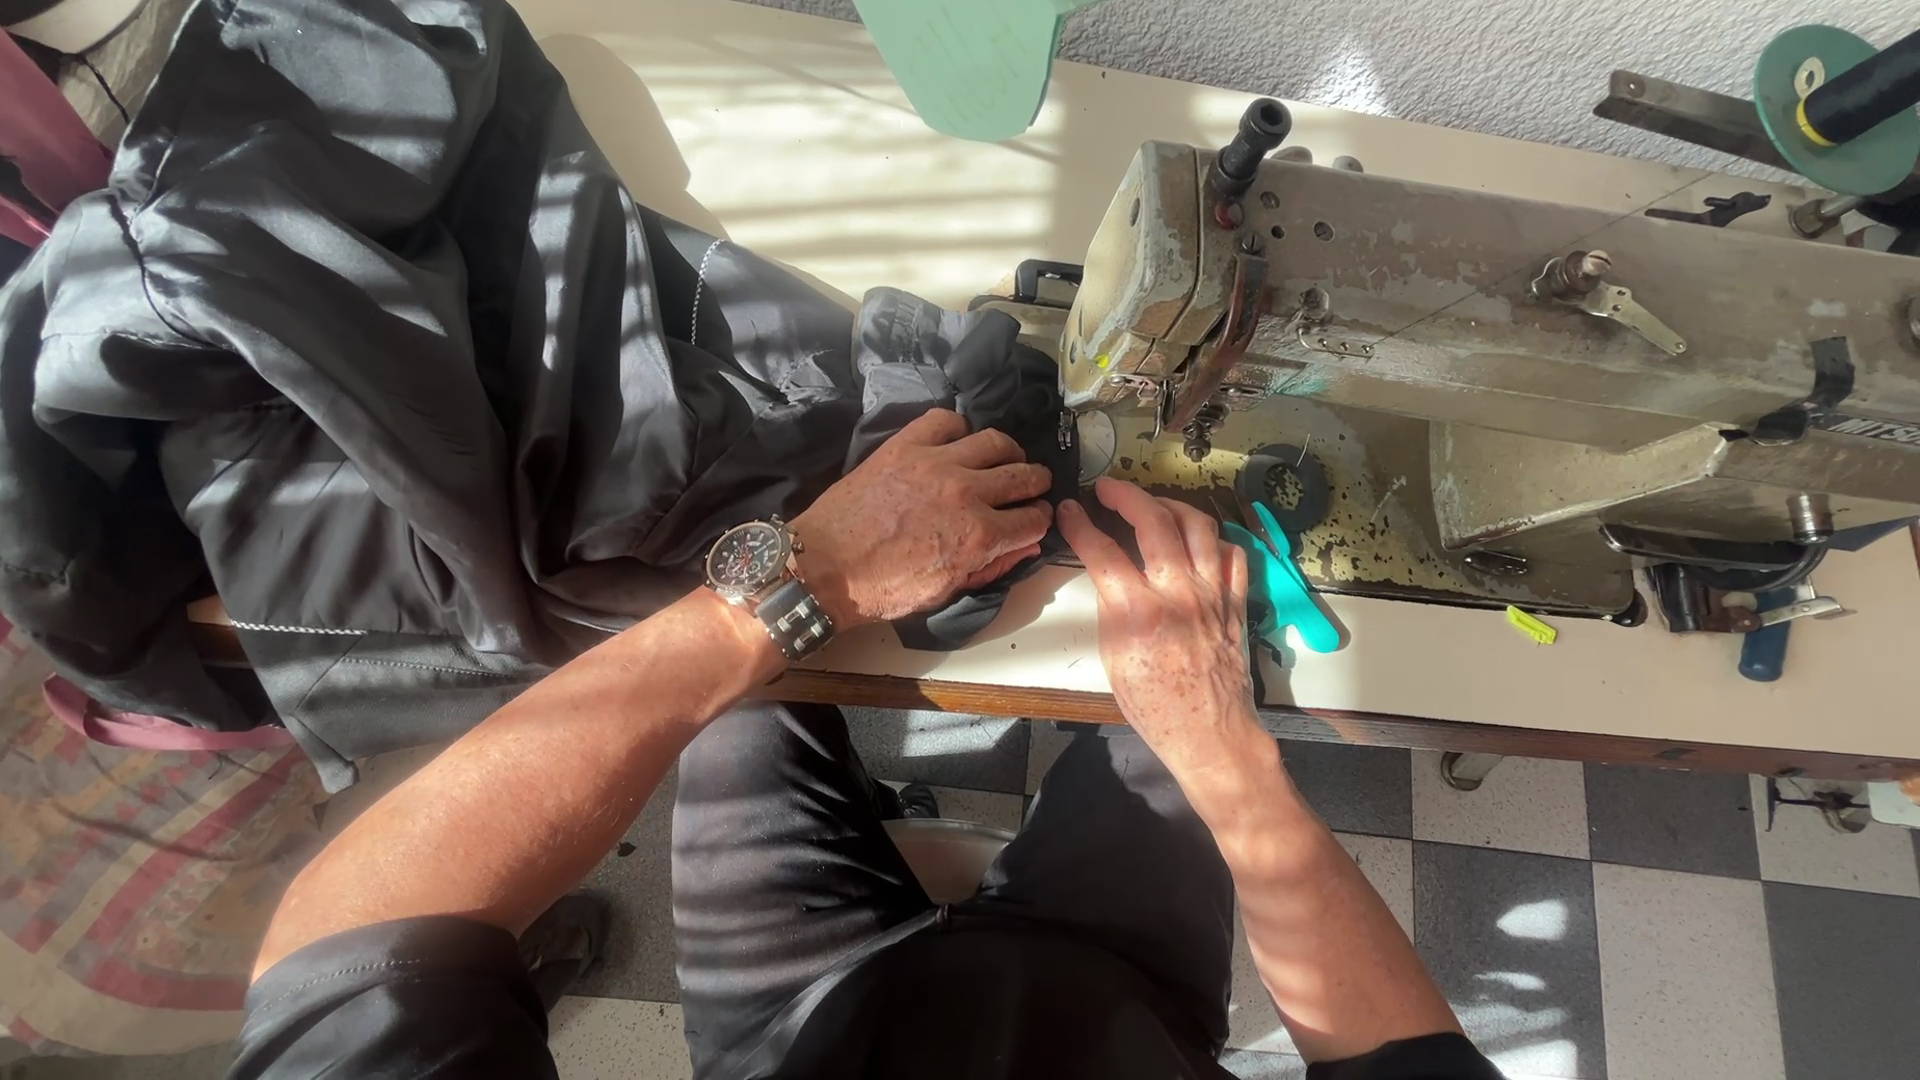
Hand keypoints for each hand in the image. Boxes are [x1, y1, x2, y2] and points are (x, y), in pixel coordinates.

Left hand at [794, 409, 1052, 626]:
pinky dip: (959, 429)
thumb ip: (990, 565)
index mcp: (979, 536)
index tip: (1034, 520)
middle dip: (1036, 484)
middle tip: (1031, 488)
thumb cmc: (883, 589)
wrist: (823, 567)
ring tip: (1004, 460)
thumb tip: (1026, 546)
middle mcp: (967, 492)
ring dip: (1009, 452)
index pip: (1034, 519)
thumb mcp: (945, 591)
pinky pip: (946, 420)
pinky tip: (958, 444)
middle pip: (1024, 476)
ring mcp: (936, 462)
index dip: (1040, 521)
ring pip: (995, 441)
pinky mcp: (905, 445)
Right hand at [1057, 477, 1257, 767]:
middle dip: (1126, 495)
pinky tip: (1195, 539)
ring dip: (1170, 505)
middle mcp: (1178, 593)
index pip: (1102, 550)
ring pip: (1198, 525)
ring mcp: (1212, 594)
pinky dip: (1212, 538)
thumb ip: (1111, 606)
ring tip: (1152, 504)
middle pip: (1153, 521)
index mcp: (1137, 611)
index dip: (1080, 523)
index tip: (1070, 509)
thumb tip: (1108, 572)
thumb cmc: (1152, 705)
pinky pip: (1231, 553)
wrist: (1208, 732)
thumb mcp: (1112, 656)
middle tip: (1108, 490)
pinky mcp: (1236, 601)